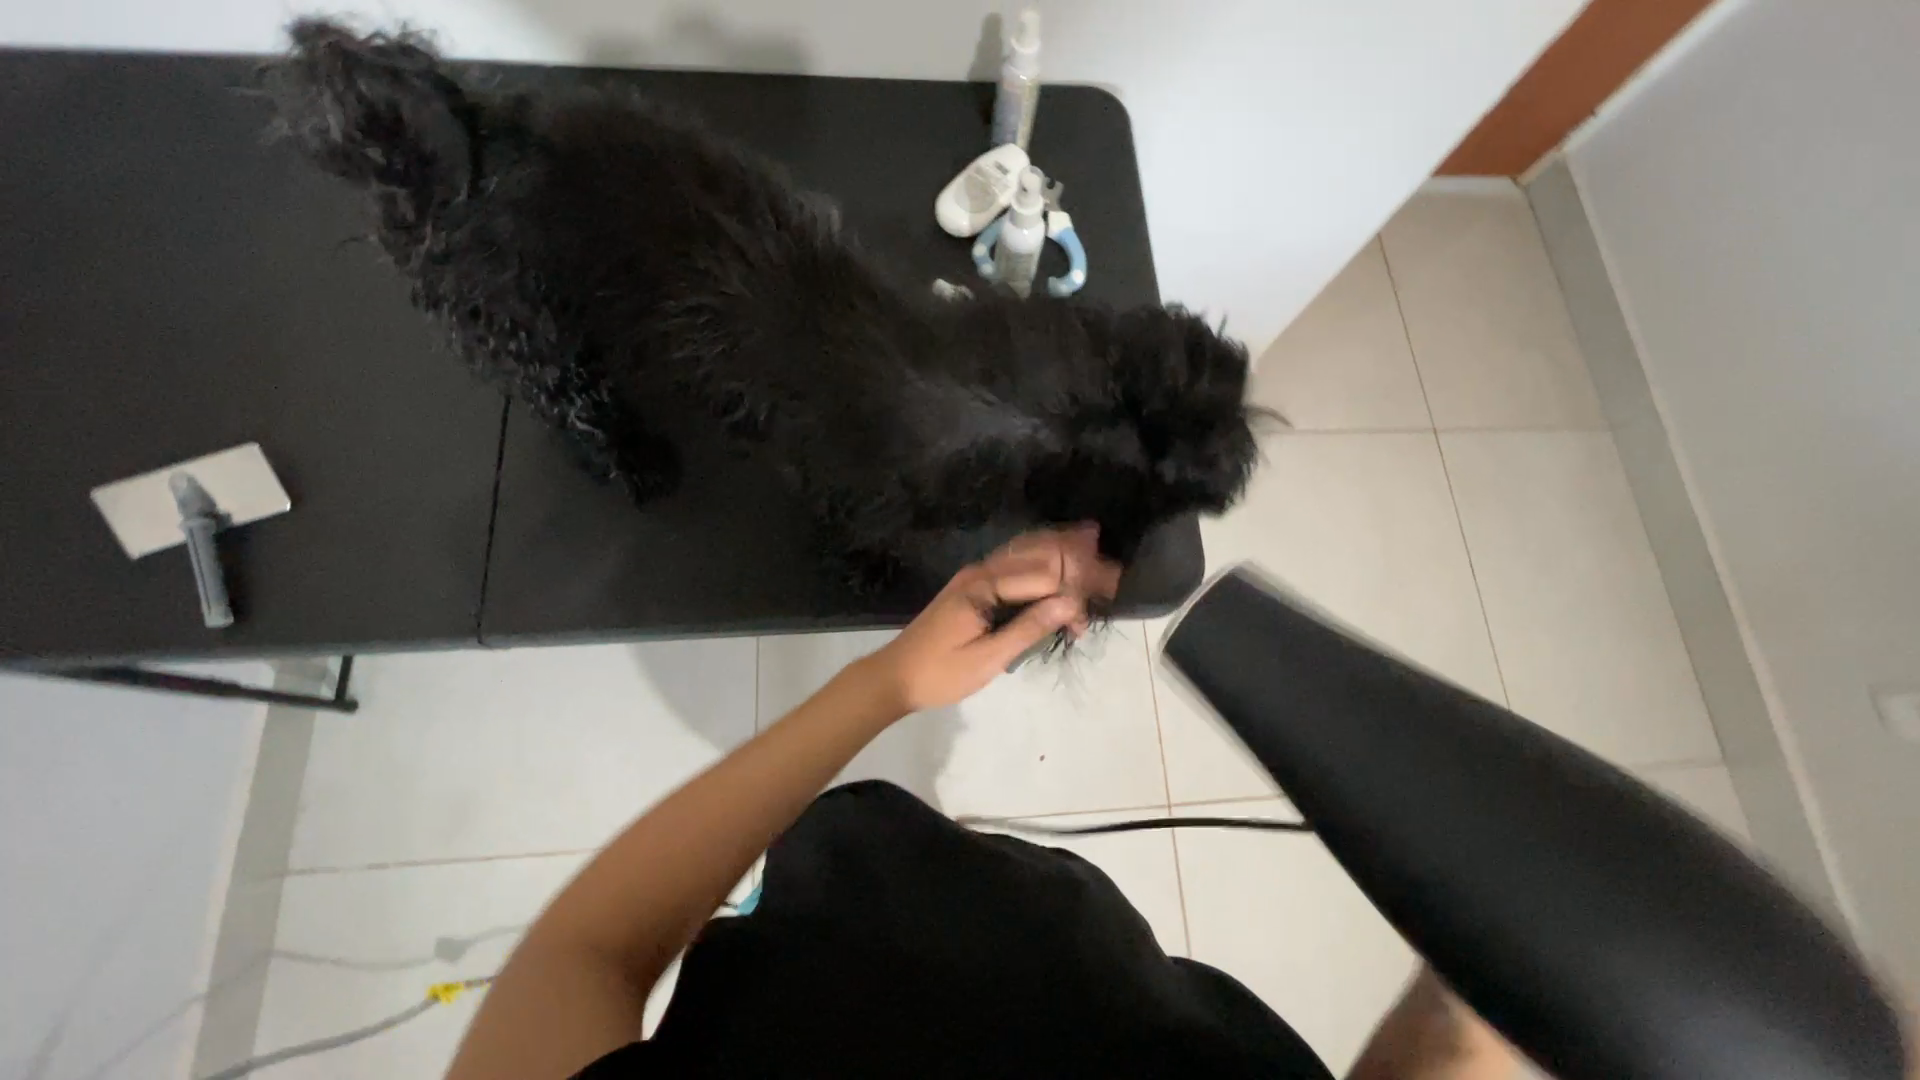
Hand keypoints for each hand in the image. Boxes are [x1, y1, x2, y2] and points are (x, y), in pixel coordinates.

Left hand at [861, 525, 1121, 712]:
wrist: (895, 676)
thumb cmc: (940, 673)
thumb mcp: (987, 659)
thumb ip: (1028, 629)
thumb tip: (1071, 605)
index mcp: (982, 587)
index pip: (1041, 578)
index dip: (1073, 591)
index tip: (1098, 608)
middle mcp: (980, 572)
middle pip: (1034, 553)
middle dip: (1073, 557)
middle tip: (1111, 564)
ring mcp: (975, 576)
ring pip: (1023, 552)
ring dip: (1057, 548)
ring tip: (1091, 537)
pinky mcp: (974, 586)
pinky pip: (1012, 564)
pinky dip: (1038, 559)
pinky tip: (1055, 556)